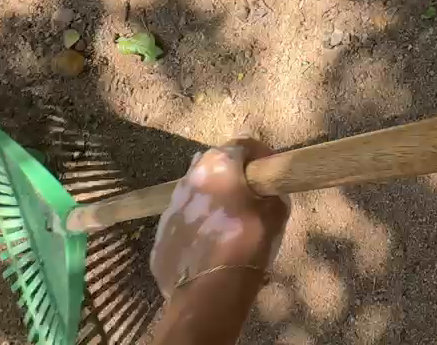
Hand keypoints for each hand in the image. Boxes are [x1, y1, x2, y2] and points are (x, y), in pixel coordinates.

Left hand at [150, 141, 289, 298]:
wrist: (210, 293)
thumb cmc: (248, 242)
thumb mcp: (277, 211)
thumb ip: (272, 192)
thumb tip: (268, 192)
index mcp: (219, 165)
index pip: (243, 144)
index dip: (260, 154)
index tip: (270, 169)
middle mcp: (190, 179)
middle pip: (213, 165)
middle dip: (230, 174)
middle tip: (247, 192)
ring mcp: (169, 210)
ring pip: (194, 194)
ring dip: (210, 200)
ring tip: (226, 222)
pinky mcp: (159, 240)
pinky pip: (182, 224)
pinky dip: (195, 228)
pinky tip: (209, 246)